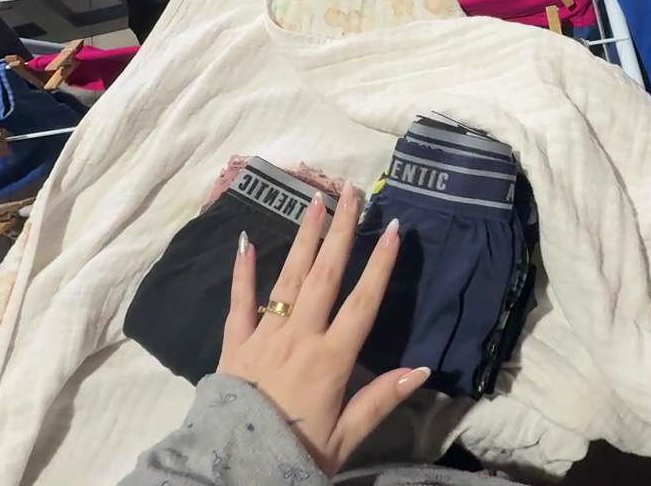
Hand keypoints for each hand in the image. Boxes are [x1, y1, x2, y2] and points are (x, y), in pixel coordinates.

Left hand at [218, 187, 429, 473]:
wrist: (229, 475)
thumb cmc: (295, 456)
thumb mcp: (345, 438)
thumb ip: (380, 400)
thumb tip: (422, 367)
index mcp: (330, 358)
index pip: (363, 300)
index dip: (381, 262)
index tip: (393, 226)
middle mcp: (299, 336)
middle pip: (325, 274)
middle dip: (341, 230)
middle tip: (352, 192)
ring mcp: (264, 336)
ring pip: (288, 277)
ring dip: (304, 237)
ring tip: (316, 201)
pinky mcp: (234, 345)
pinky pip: (239, 302)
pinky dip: (242, 272)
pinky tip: (244, 241)